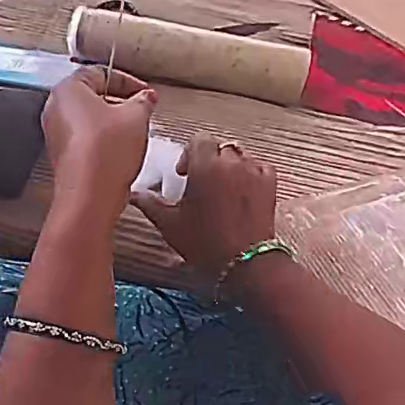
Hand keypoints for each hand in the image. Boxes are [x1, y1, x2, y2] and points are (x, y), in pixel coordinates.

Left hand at [42, 66, 156, 214]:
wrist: (90, 194)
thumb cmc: (105, 152)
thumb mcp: (136, 117)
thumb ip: (143, 101)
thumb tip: (146, 98)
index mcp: (68, 90)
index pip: (100, 73)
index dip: (128, 81)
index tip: (144, 92)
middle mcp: (55, 109)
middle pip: (92, 96)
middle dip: (120, 101)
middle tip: (141, 110)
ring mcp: (56, 134)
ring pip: (88, 119)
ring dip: (112, 122)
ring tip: (134, 131)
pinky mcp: (63, 155)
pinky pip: (85, 140)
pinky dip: (102, 140)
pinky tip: (120, 150)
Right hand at [132, 135, 277, 279]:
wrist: (243, 263)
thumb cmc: (205, 243)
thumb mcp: (170, 224)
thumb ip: (150, 203)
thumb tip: (134, 194)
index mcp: (204, 166)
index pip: (198, 141)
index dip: (189, 155)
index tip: (184, 173)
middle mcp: (230, 162)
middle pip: (218, 149)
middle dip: (209, 162)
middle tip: (201, 185)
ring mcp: (253, 171)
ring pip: (239, 158)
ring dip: (229, 168)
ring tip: (221, 191)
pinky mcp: (270, 184)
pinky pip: (259, 168)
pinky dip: (250, 175)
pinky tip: (241, 193)